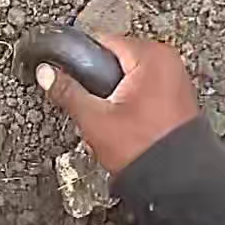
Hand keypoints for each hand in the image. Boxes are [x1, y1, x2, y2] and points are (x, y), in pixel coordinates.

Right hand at [36, 35, 199, 174]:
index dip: (80, 60)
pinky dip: (129, 105)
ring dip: (113, 96)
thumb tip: (47, 73)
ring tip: (109, 120)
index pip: (103, 42)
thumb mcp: (95, 119)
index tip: (68, 76)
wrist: (177, 182)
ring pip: (128, 79)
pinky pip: (143, 92)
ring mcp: (175, 80)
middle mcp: (168, 62)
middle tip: (93, 108)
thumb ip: (68, 91)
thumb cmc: (145, 148)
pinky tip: (124, 126)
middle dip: (98, 83)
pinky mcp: (176, 99)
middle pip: (115, 61)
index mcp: (151, 56)